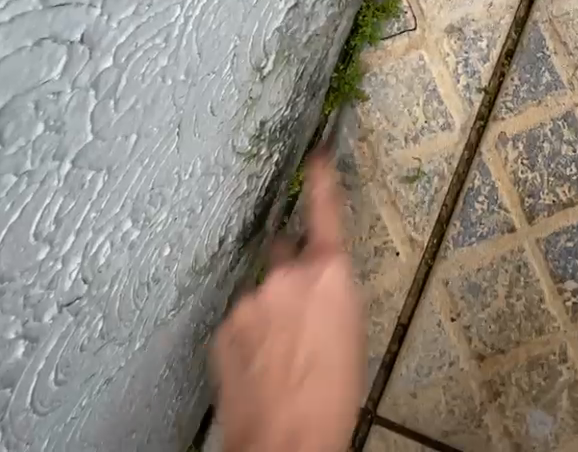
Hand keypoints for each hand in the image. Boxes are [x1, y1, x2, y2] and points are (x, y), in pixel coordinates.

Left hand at [208, 152, 363, 451]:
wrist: (288, 439)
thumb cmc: (335, 391)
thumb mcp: (351, 326)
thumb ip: (332, 288)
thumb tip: (319, 281)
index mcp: (330, 270)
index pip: (325, 208)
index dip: (321, 178)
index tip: (318, 155)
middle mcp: (288, 273)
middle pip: (285, 250)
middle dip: (290, 267)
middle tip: (299, 307)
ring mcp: (252, 298)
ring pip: (261, 288)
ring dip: (269, 306)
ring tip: (280, 350)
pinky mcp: (226, 326)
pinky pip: (241, 316)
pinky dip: (249, 331)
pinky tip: (260, 361)